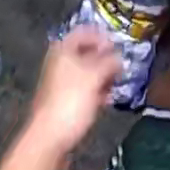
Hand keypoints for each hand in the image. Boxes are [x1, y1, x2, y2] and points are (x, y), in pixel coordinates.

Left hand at [23, 26, 119, 154]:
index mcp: (63, 48)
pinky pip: (83, 89)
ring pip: (85, 72)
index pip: (85, 32)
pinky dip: (95, 90)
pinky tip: (107, 98)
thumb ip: (110, 62)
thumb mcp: (95, 76)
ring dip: (102, 76)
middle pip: (86, 52)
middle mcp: (60, 61)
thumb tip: (120, 57)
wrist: (48, 138)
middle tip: (121, 65)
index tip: (118, 45)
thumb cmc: (71, 99)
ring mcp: (60, 81)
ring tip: (116, 83)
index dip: (102, 36)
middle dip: (104, 58)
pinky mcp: (63, 100)